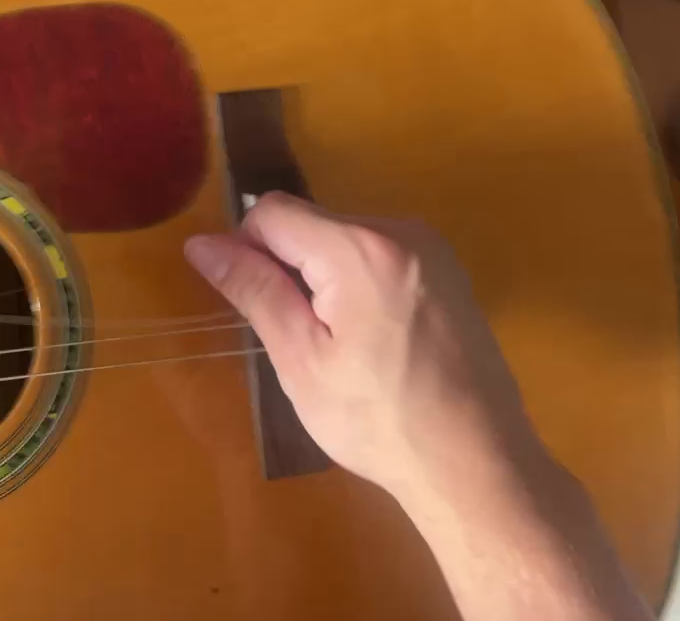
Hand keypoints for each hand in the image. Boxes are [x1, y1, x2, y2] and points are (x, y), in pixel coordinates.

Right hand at [185, 193, 537, 500]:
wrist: (479, 468)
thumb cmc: (378, 421)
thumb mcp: (300, 358)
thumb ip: (252, 288)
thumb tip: (200, 243)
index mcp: (360, 249)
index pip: (271, 211)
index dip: (246, 248)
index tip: (256, 303)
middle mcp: (399, 229)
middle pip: (307, 220)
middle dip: (285, 263)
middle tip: (297, 333)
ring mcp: (429, 245)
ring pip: (337, 234)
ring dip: (317, 271)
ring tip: (336, 338)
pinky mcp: (444, 265)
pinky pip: (372, 248)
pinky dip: (351, 276)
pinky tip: (367, 332)